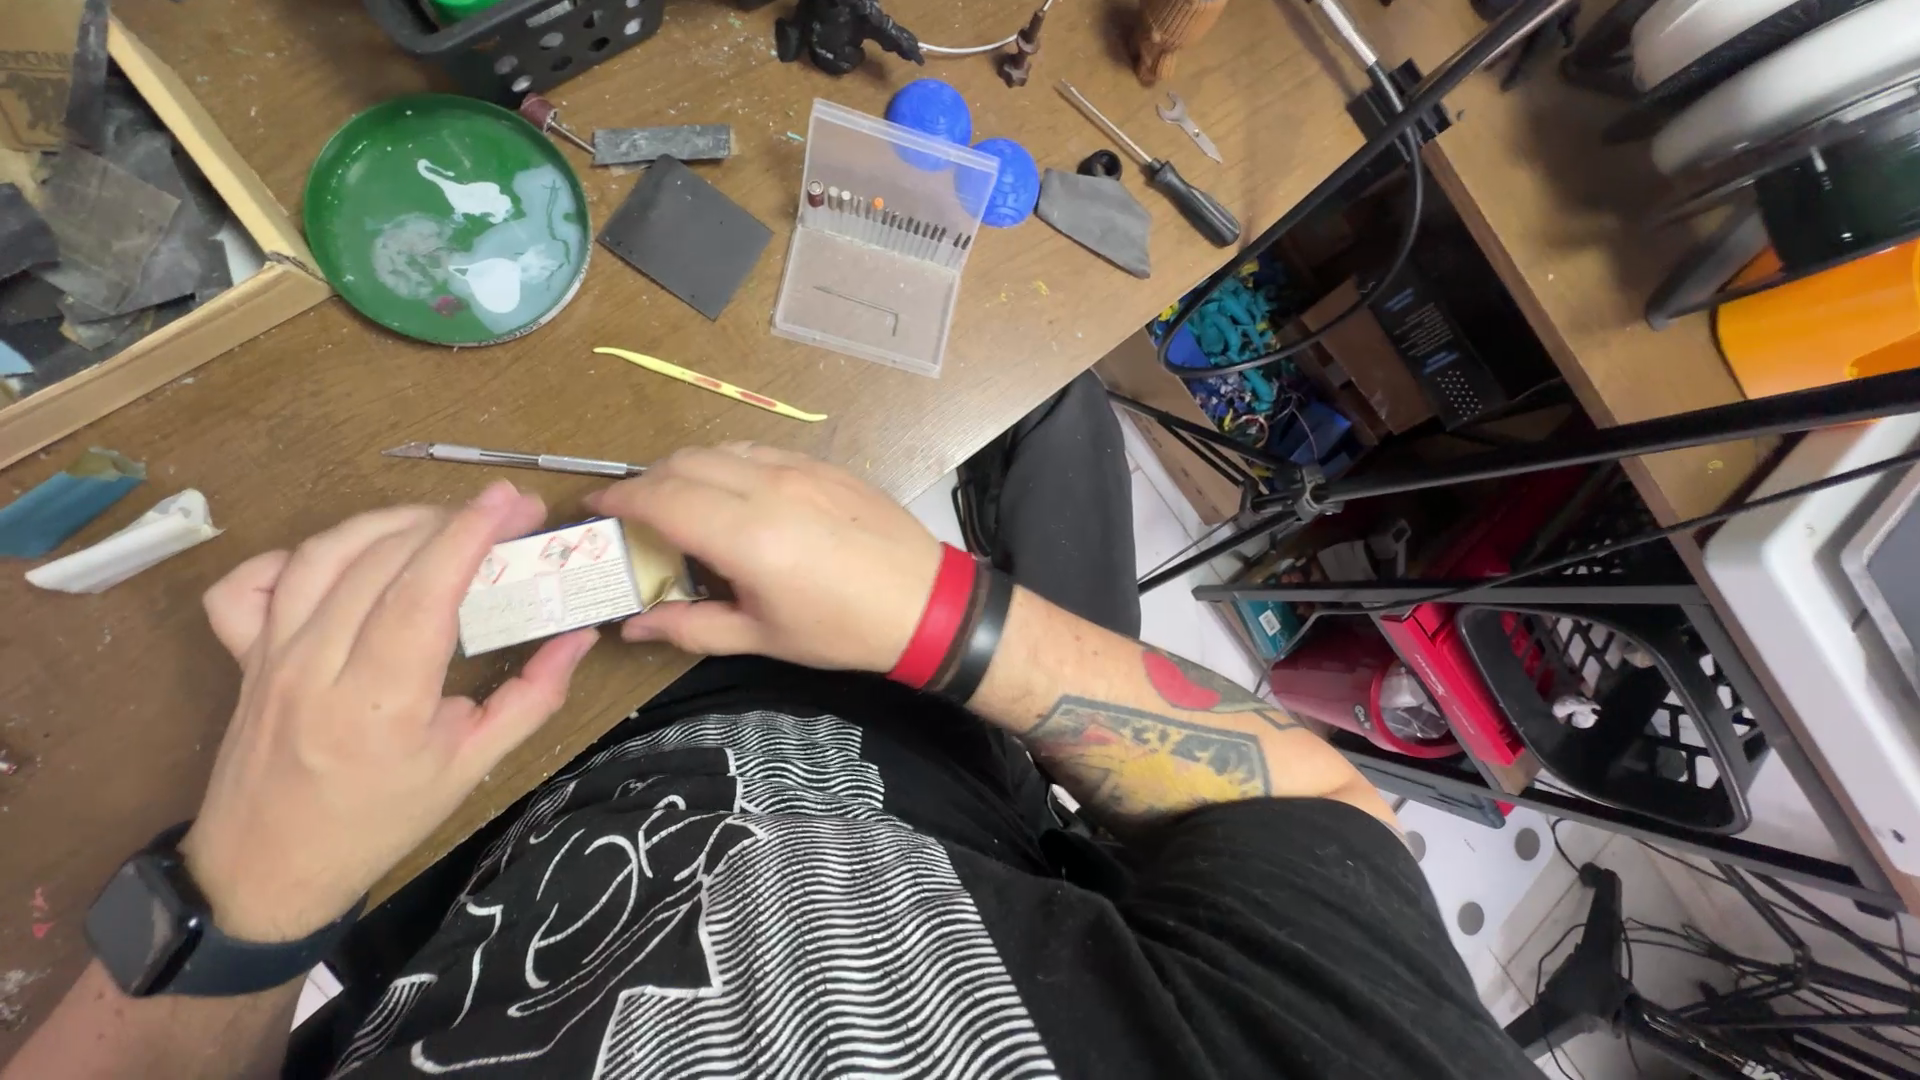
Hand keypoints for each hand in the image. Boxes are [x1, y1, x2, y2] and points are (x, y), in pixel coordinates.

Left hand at [180, 481, 597, 942]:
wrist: (266, 871)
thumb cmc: (382, 820)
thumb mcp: (474, 766)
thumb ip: (534, 697)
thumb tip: (579, 636)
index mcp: (381, 703)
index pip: (422, 594)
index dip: (469, 536)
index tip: (514, 503)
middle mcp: (315, 668)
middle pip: (379, 559)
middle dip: (449, 519)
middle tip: (507, 512)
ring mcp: (268, 658)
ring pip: (322, 555)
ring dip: (390, 522)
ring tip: (444, 521)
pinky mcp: (241, 657)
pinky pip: (250, 583)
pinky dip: (300, 553)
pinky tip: (349, 558)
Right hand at [587, 444, 942, 672]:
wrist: (926, 603)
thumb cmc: (843, 630)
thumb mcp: (763, 637)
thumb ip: (691, 627)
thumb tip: (632, 624)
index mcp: (748, 534)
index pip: (661, 498)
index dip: (619, 500)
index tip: (596, 511)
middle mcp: (769, 487)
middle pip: (684, 462)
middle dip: (648, 482)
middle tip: (637, 517)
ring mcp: (802, 468)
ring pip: (722, 447)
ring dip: (689, 469)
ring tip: (685, 505)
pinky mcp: (826, 465)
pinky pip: (761, 448)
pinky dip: (731, 463)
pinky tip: (738, 495)